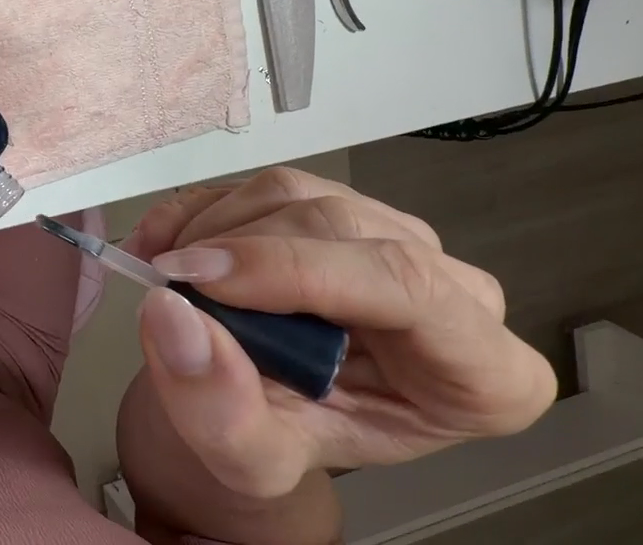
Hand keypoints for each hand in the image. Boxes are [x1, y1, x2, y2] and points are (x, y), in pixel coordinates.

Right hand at [123, 168, 556, 498]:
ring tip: (165, 276)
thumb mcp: (252, 459)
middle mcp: (454, 288)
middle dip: (235, 248)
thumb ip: (221, 410)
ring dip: (207, 227)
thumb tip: (170, 313)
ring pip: (292, 192)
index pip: (403, 284)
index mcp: (481, 371)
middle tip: (166, 286)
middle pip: (338, 226)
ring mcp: (393, 233)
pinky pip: (258, 183)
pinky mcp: (332, 201)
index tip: (194, 280)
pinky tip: (162, 247)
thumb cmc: (281, 437)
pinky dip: (194, 210)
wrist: (262, 407)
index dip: (291, 267)